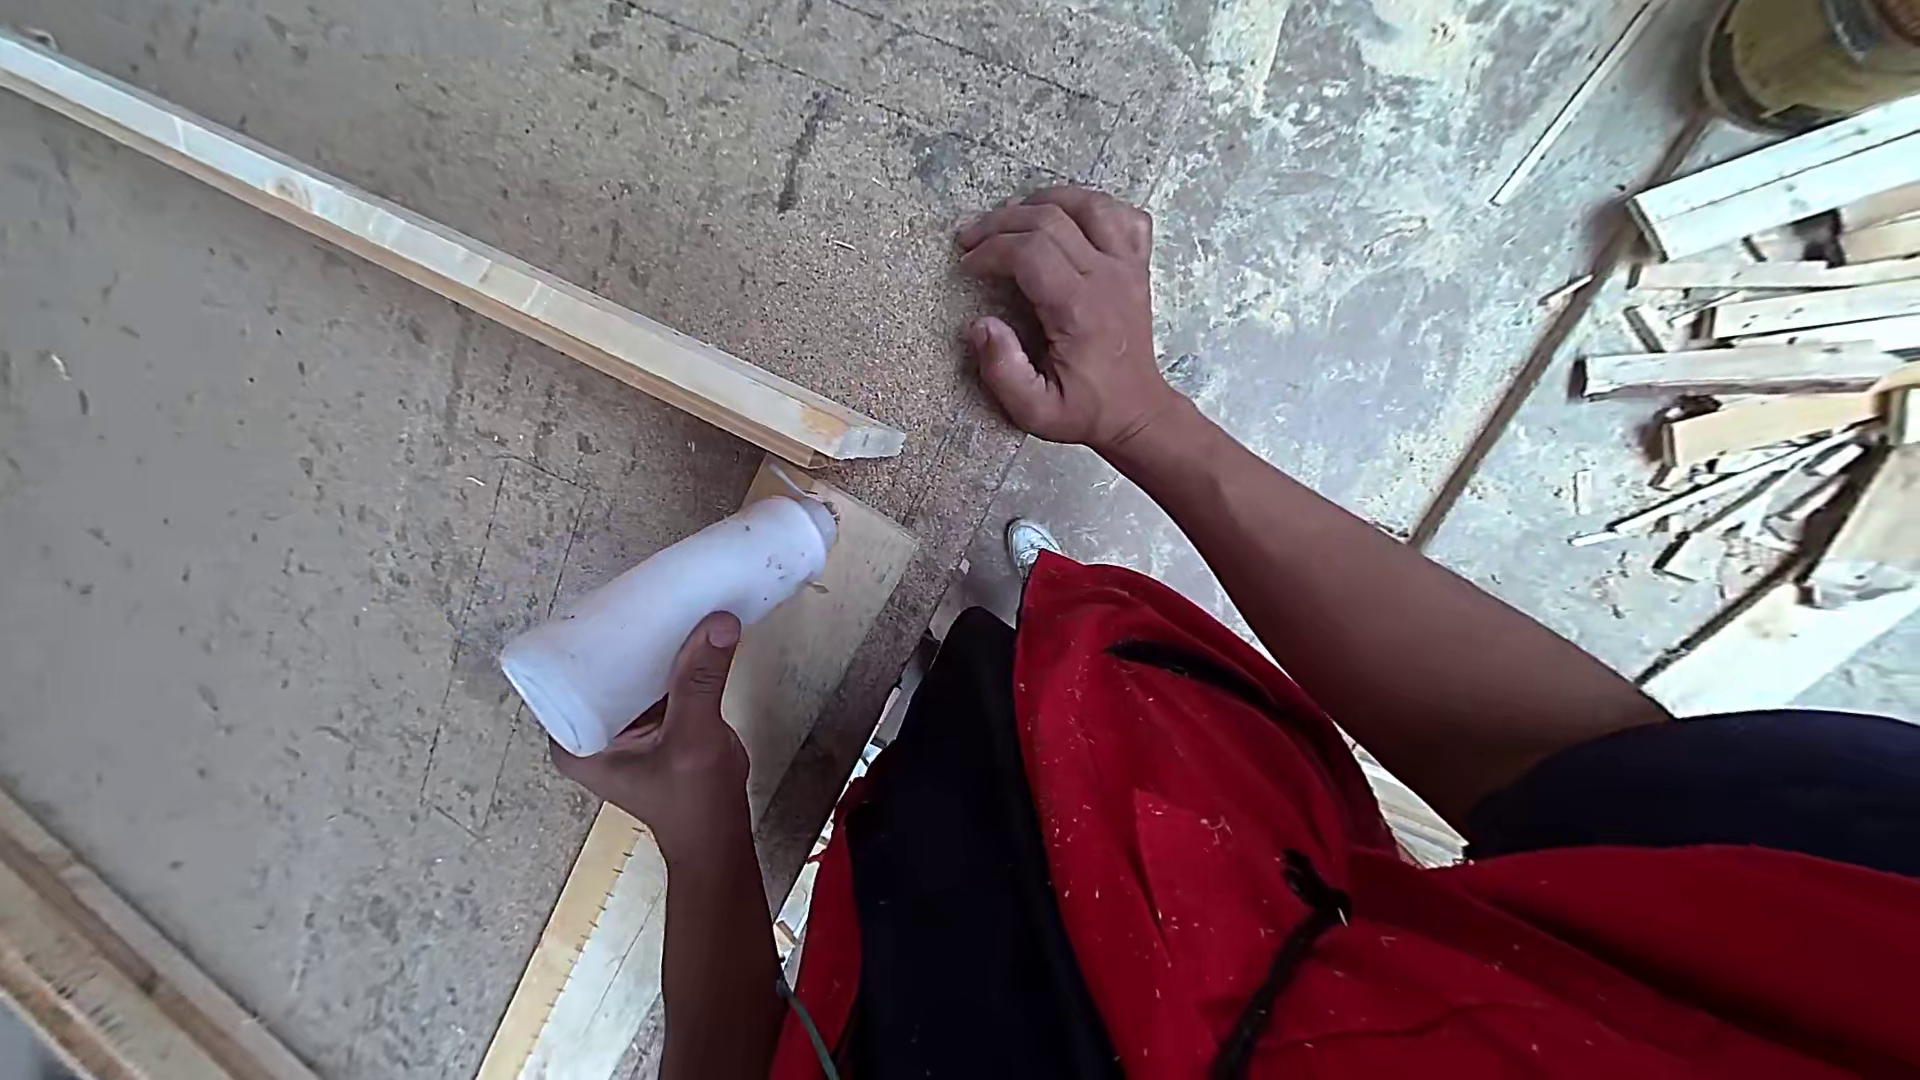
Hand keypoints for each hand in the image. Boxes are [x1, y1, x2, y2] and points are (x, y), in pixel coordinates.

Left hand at [550, 612, 748, 863]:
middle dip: (634, 633)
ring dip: (660, 643)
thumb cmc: (693, 798)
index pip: (572, 671)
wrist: (720, 833)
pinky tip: (695, 633)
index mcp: (576, 738)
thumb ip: (703, 680)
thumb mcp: (693, 737)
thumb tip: (721, 619)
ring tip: (677, 604)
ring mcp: (625, 724)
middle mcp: (593, 727)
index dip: (596, 633)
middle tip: (658, 593)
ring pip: (638, 670)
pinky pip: (662, 680)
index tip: (624, 597)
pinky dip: (679, 659)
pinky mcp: (655, 721)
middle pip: (608, 666)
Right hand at [957, 186, 1185, 453]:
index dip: (991, 251)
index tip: (967, 265)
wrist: (1136, 413)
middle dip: (1001, 223)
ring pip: (1088, 204)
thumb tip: (980, 325)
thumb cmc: (1084, 412)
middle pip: (1051, 218)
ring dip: (1043, 202)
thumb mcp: (1034, 410)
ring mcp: (1128, 267)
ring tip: (1011, 221)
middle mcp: (1108, 277)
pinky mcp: (1137, 267)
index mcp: (1080, 310)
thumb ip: (1003, 372)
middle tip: (972, 240)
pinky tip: (1066, 222)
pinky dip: (1090, 207)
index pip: (1030, 252)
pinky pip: (1121, 215)